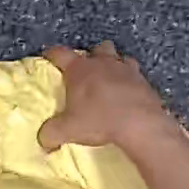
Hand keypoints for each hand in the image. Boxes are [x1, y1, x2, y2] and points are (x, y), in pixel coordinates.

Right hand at [38, 42, 183, 154]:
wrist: (140, 124)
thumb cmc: (99, 120)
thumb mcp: (68, 130)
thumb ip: (51, 134)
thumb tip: (43, 140)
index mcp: (80, 69)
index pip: (60, 53)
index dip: (52, 54)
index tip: (48, 57)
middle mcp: (103, 63)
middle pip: (97, 49)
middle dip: (92, 57)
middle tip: (87, 74)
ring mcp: (126, 69)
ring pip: (119, 57)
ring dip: (114, 66)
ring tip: (110, 81)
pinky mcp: (144, 81)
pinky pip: (136, 75)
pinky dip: (131, 82)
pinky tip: (128, 95)